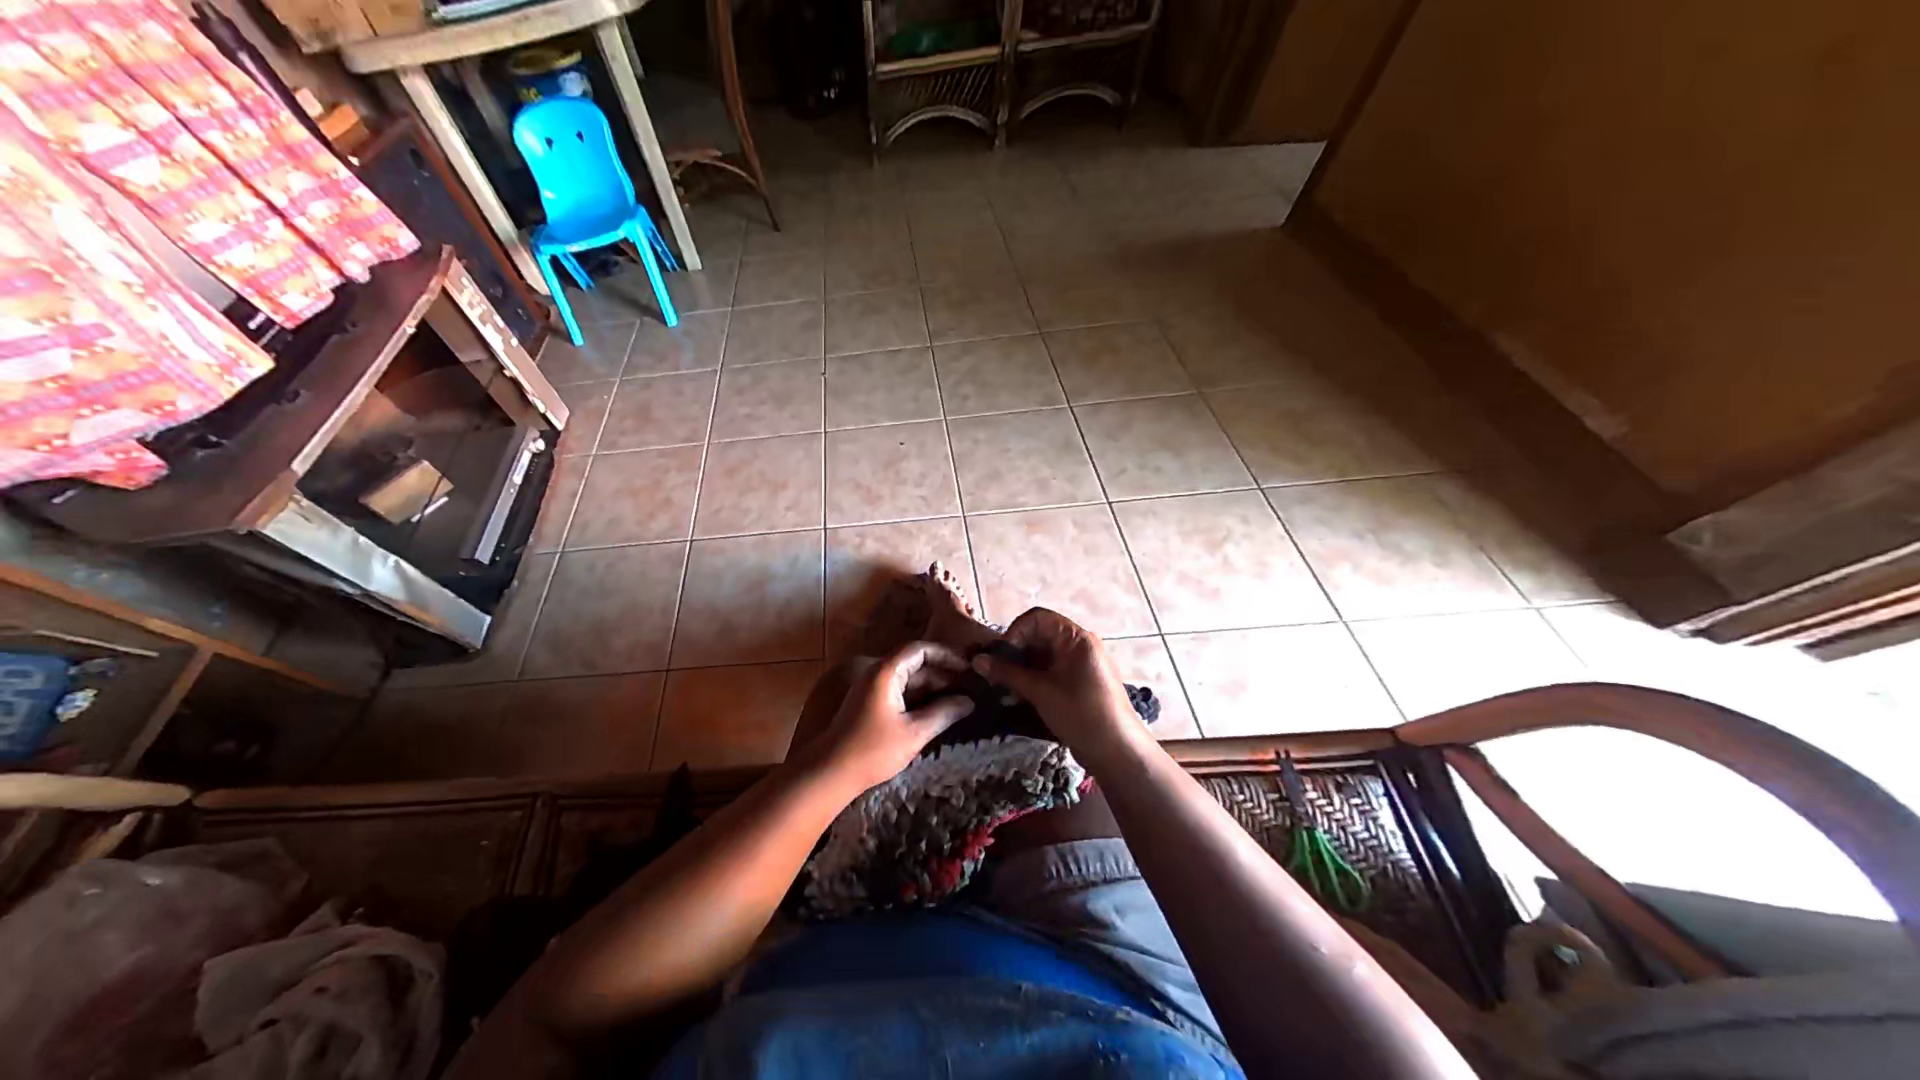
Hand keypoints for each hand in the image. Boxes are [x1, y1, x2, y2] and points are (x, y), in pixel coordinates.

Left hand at [812, 641, 973, 792]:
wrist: (830, 772)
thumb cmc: (873, 750)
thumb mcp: (915, 732)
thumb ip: (944, 713)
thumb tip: (969, 702)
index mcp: (886, 672)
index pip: (920, 649)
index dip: (947, 655)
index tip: (969, 666)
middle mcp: (878, 675)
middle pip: (915, 663)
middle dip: (944, 673)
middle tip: (971, 685)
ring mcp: (872, 690)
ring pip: (909, 680)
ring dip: (934, 688)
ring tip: (961, 700)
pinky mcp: (871, 706)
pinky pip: (900, 693)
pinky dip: (920, 699)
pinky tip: (939, 713)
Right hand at [970, 608, 1143, 759]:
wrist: (1116, 750)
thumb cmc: (1080, 713)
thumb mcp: (1040, 691)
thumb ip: (1007, 673)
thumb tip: (977, 660)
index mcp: (1076, 638)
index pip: (1037, 618)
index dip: (1015, 632)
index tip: (1001, 656)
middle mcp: (1079, 645)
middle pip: (1038, 636)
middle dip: (1015, 654)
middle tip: (996, 677)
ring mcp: (1080, 664)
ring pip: (1042, 656)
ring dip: (1021, 670)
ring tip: (1004, 691)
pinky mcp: (1078, 683)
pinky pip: (1050, 672)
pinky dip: (1033, 680)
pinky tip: (1017, 698)